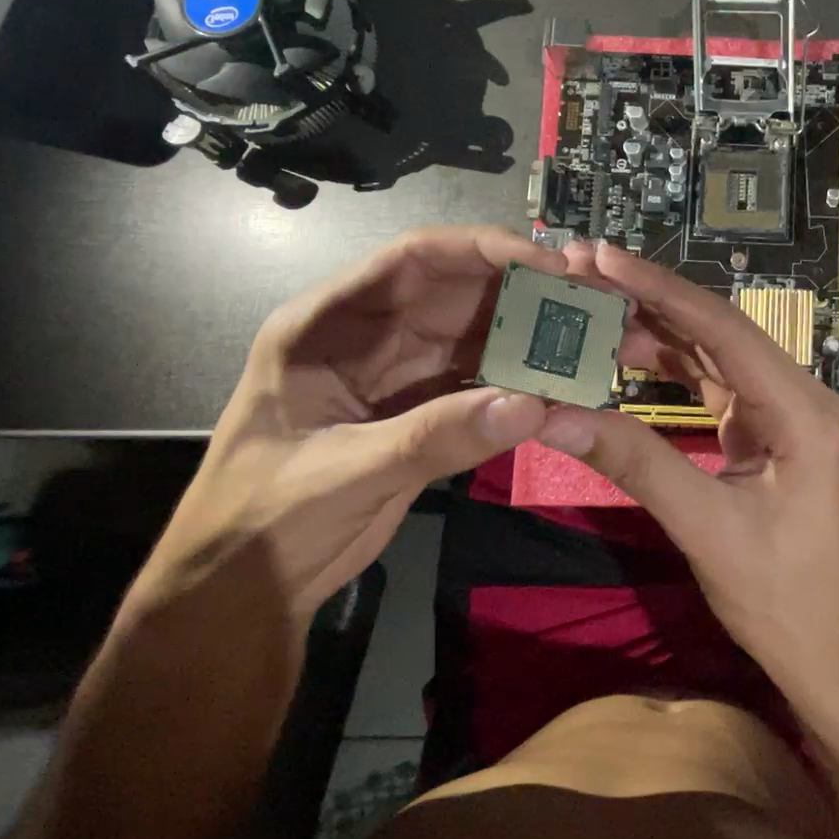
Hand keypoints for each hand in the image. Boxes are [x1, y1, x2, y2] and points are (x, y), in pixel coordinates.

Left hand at [135, 226, 566, 620]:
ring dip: (528, 337)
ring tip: (589, 338)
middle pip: (454, 293)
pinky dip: (519, 384)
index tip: (549, 264)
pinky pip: (481, 384)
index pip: (410, 262)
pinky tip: (559, 386)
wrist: (248, 587)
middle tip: (590, 301)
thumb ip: (436, 437)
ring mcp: (399, 375)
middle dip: (521, 291)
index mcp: (324, 326)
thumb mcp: (346, 472)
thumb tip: (532, 402)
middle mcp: (367, 337)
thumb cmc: (267, 519)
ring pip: (475, 337)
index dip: (481, 250)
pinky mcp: (423, 412)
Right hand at [538, 242, 838, 687]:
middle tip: (578, 271)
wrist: (816, 640)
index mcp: (801, 410)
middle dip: (650, 300)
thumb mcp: (704, 526)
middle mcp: (797, 396)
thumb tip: (554, 413)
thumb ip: (636, 463)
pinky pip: (710, 383)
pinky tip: (621, 353)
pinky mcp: (760, 430)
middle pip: (717, 331)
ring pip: (711, 353)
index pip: (724, 331)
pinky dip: (666, 367)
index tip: (600, 258)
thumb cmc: (776, 591)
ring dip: (654, 329)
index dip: (660, 291)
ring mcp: (779, 411)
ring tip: (587, 304)